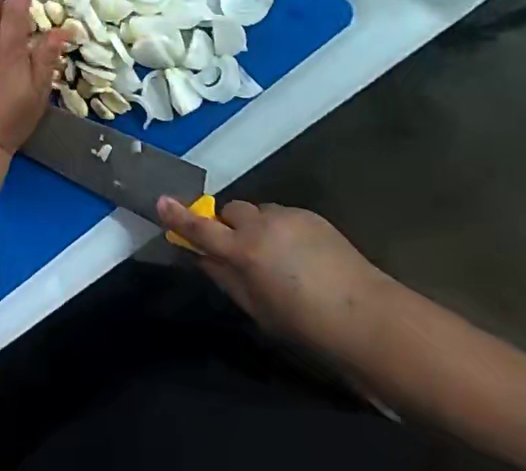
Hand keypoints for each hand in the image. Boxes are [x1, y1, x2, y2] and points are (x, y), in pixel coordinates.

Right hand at [157, 197, 391, 357]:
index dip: (179, 217)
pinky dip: (281, 229)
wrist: (366, 315)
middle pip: (231, 212)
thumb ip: (226, 278)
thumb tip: (204, 258)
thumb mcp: (257, 310)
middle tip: (238, 251)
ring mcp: (288, 215)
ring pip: (259, 213)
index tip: (160, 201)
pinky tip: (300, 256)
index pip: (202, 230)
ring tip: (277, 258)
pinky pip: (283, 216)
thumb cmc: (305, 325)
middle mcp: (261, 225)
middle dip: (229, 226)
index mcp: (244, 253)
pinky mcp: (310, 214)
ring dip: (257, 228)